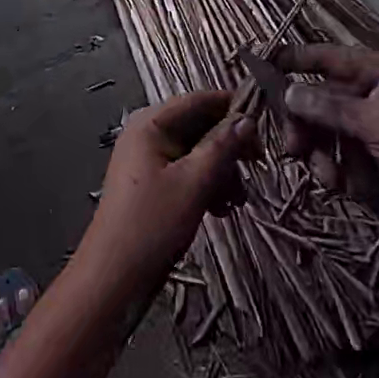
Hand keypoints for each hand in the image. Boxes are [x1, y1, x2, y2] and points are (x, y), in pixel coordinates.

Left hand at [79, 91, 254, 284]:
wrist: (114, 277)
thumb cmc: (152, 224)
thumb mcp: (194, 182)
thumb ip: (223, 147)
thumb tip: (247, 119)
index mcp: (150, 124)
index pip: (199, 100)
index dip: (232, 107)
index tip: (264, 124)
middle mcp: (148, 135)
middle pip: (200, 126)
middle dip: (229, 147)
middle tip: (256, 166)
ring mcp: (150, 160)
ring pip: (198, 152)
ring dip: (222, 171)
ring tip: (236, 200)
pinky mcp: (154, 185)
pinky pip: (189, 173)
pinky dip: (208, 186)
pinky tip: (221, 209)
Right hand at [276, 45, 378, 237]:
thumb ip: (333, 108)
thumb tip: (290, 92)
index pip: (329, 58)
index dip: (296, 60)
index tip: (263, 65)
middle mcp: (371, 93)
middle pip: (319, 101)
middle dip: (305, 127)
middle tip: (293, 150)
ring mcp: (371, 125)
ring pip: (325, 133)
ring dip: (322, 156)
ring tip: (332, 179)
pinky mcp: (371, 155)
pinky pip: (339, 157)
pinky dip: (339, 172)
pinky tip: (351, 187)